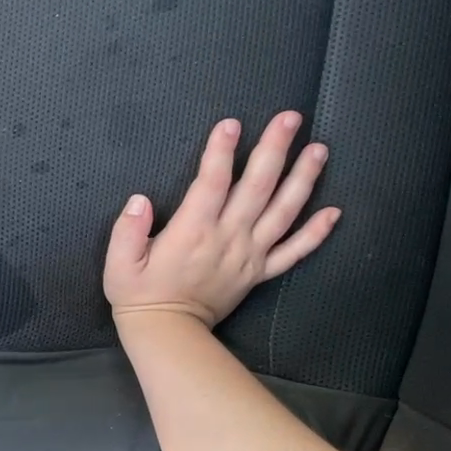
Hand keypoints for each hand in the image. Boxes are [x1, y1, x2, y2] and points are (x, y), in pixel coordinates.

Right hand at [105, 112, 340, 326]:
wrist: (166, 331)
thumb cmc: (136, 292)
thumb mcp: (118, 261)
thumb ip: (127, 229)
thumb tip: (139, 199)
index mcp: (192, 232)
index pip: (211, 183)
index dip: (221, 152)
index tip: (231, 124)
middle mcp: (228, 238)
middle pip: (257, 187)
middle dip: (274, 150)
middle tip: (291, 119)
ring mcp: (249, 255)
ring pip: (284, 211)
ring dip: (303, 179)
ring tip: (318, 149)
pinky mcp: (259, 272)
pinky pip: (295, 250)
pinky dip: (317, 231)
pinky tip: (333, 211)